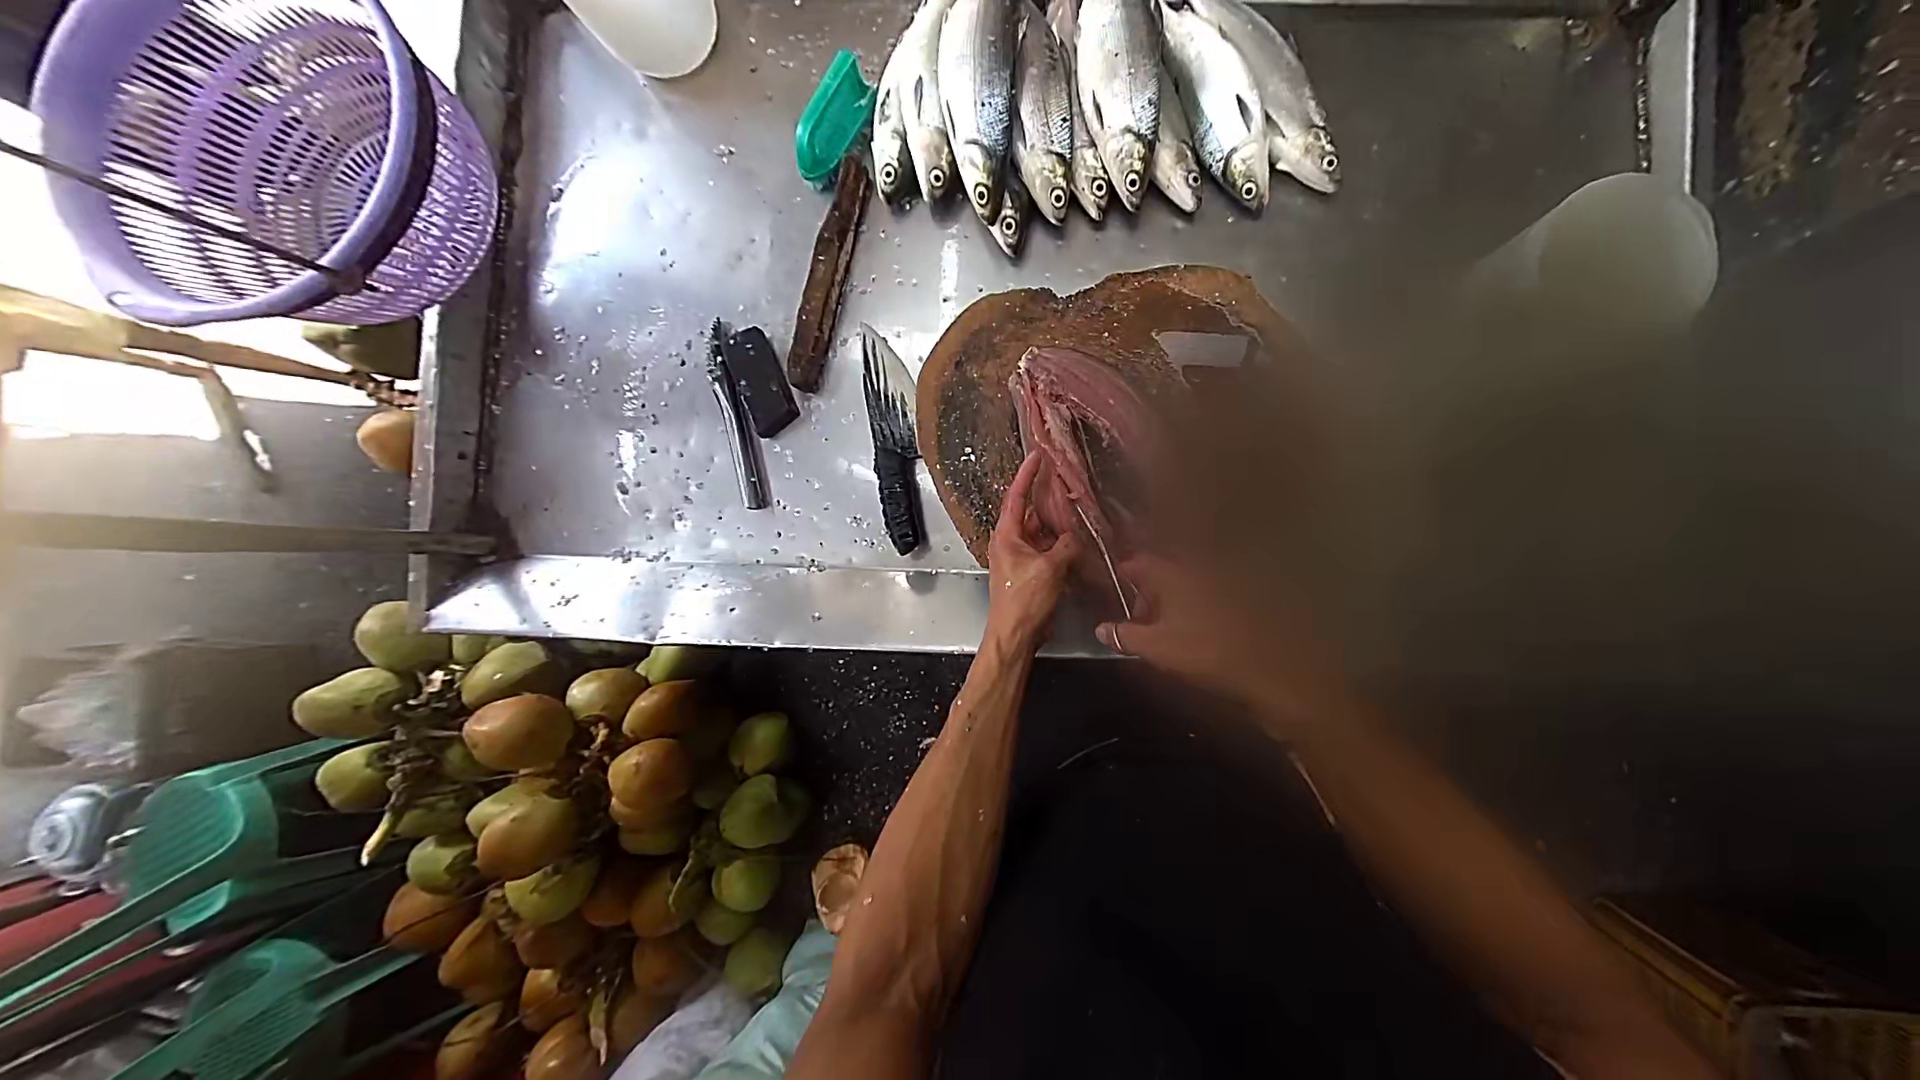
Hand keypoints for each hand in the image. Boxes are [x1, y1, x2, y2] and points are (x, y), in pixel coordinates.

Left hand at [985, 452, 1082, 650]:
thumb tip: (1076, 536)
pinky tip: (1076, 543)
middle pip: (1031, 513)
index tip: (1036, 456)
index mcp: (1006, 535)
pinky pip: (1046, 550)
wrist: (1015, 634)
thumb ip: (1067, 546)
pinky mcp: (1030, 572)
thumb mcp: (1050, 568)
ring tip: (1076, 511)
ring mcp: (1020, 558)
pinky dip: (1060, 545)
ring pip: (1041, 532)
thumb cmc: (1022, 601)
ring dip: (1057, 525)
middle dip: (1048, 499)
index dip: (1026, 474)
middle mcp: (1010, 542)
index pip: (1016, 496)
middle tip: (1065, 483)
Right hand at [1095, 554, 1351, 730]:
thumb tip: (1100, 629)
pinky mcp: (1235, 597)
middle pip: (1157, 573)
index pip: (1134, 564)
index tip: (1111, 598)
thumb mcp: (1156, 648)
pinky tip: (1190, 632)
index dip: (1118, 579)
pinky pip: (1200, 595)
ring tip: (1162, 632)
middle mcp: (1192, 569)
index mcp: (1169, 574)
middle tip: (1137, 624)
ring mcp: (1217, 580)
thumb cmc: (1205, 651)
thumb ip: (1125, 636)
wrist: (1269, 667)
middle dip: (1143, 595)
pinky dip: (1189, 608)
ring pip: (1180, 584)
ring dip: (1167, 603)